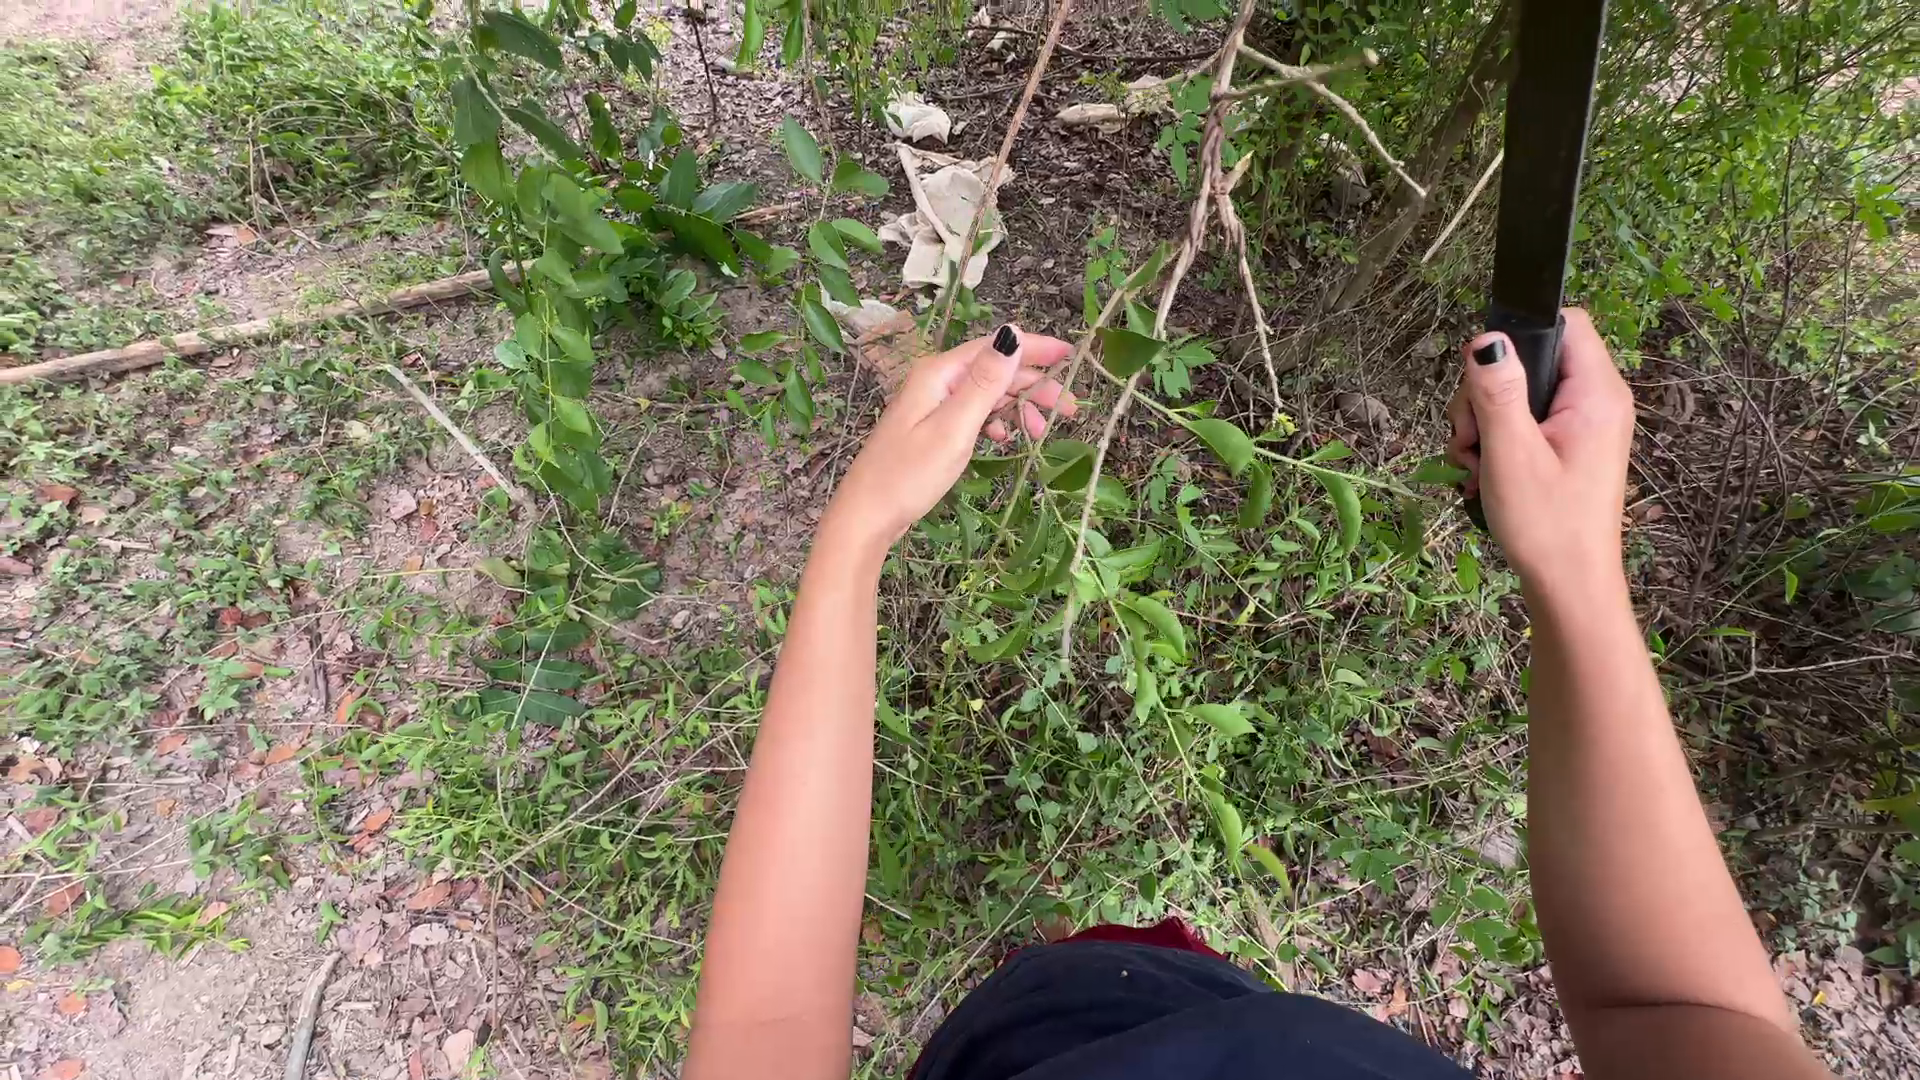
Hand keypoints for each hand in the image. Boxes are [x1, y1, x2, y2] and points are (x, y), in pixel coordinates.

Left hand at [822, 325, 1075, 553]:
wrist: (868, 515)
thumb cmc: (908, 475)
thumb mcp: (954, 428)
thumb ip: (984, 382)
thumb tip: (1012, 332)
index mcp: (940, 374)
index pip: (995, 347)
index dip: (1035, 348)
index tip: (1071, 356)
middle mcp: (936, 381)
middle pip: (994, 370)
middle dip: (1034, 386)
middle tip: (1069, 410)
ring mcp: (933, 405)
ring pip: (987, 394)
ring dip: (1017, 407)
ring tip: (1039, 433)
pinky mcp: (932, 427)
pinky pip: (973, 414)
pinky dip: (995, 423)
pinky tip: (1004, 440)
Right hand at [1447, 308, 1634, 593]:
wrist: (1566, 579)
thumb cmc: (1544, 520)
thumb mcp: (1510, 453)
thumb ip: (1498, 393)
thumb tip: (1485, 340)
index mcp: (1595, 395)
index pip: (1563, 326)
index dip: (1517, 339)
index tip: (1482, 379)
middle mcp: (1593, 402)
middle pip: (1526, 363)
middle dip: (1483, 396)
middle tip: (1470, 439)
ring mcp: (1577, 425)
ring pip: (1512, 396)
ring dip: (1479, 425)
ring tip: (1474, 463)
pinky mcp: (1560, 446)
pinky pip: (1516, 424)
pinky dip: (1489, 443)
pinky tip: (1480, 472)